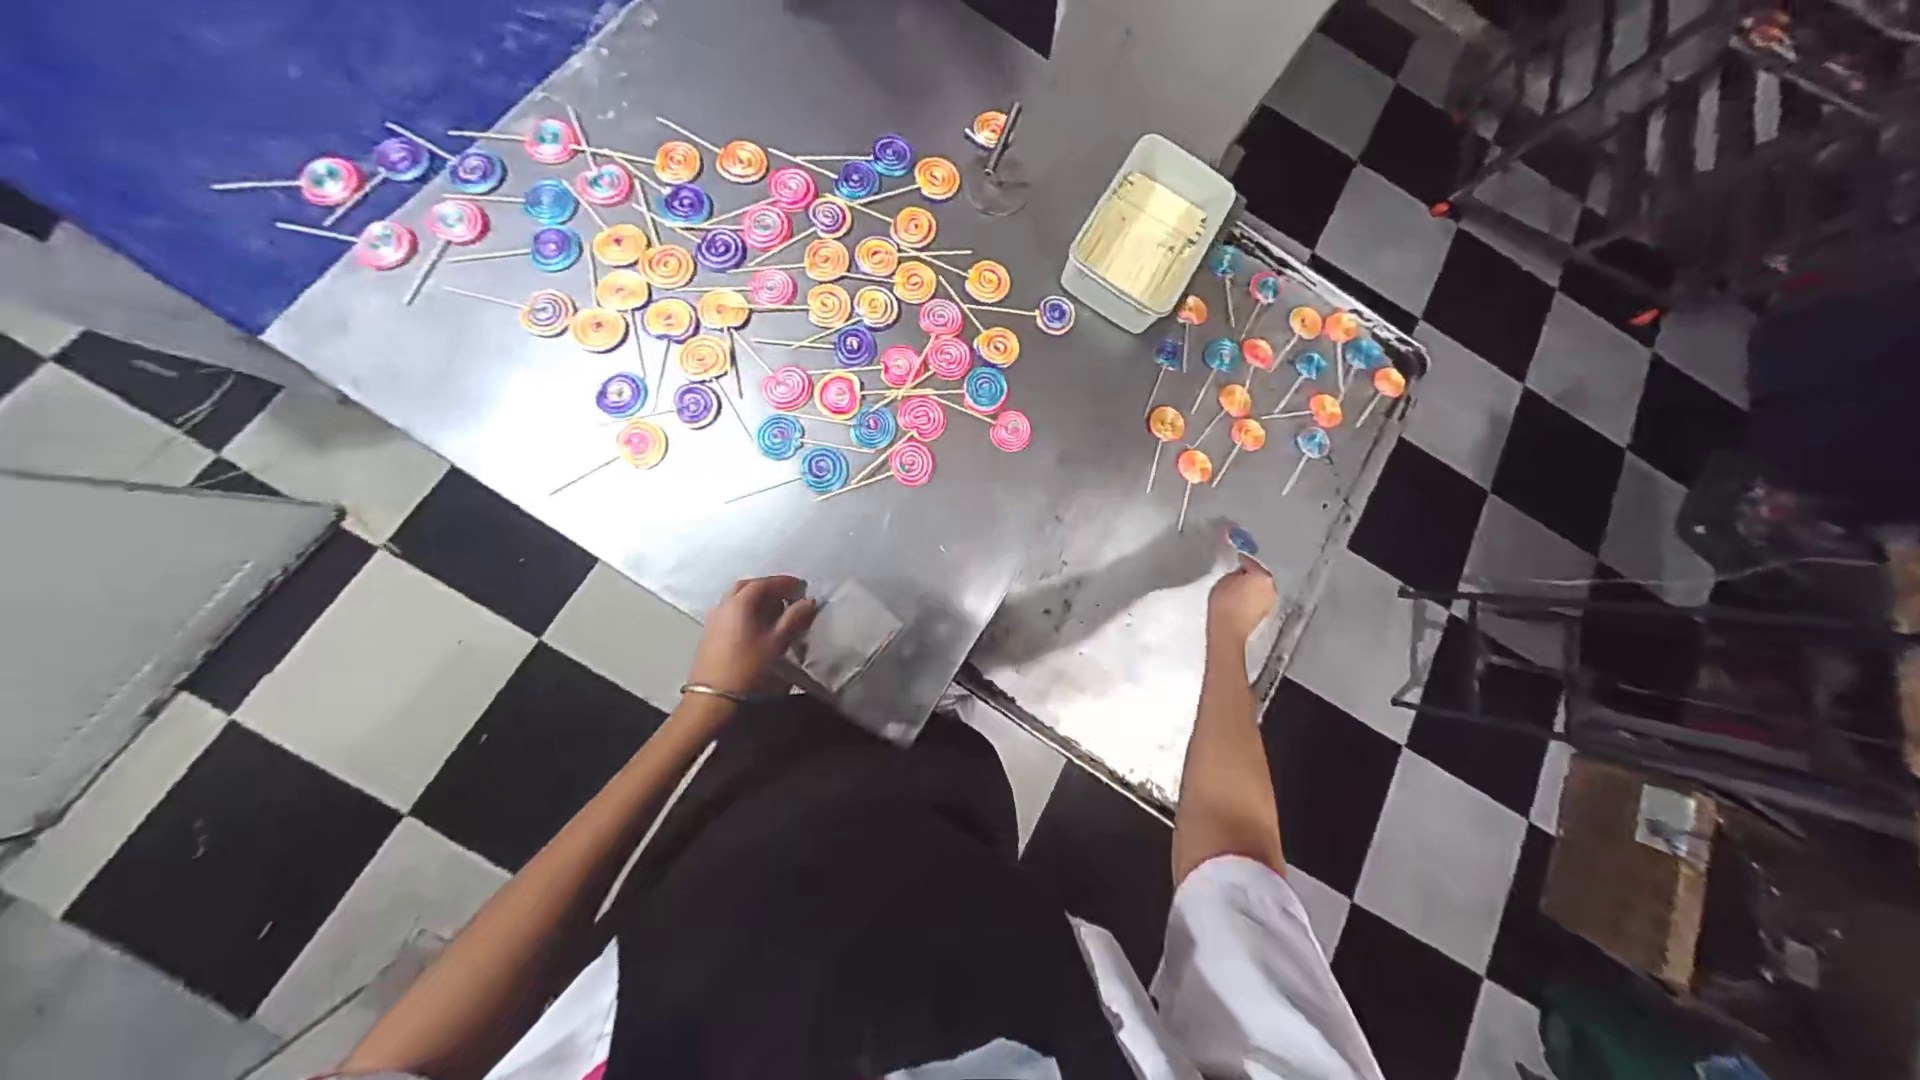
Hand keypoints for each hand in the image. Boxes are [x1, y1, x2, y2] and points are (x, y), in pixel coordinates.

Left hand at [687, 575, 818, 696]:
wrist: (714, 697)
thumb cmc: (749, 667)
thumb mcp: (777, 642)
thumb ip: (794, 618)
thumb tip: (809, 601)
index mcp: (740, 603)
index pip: (764, 583)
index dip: (784, 582)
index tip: (801, 586)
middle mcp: (725, 604)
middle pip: (748, 587)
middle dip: (768, 587)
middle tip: (787, 595)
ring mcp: (714, 618)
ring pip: (737, 598)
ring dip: (756, 598)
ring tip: (774, 610)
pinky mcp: (710, 632)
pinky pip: (731, 610)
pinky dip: (746, 609)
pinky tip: (756, 623)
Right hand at [1207, 556, 1275, 644]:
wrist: (1228, 629)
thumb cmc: (1225, 603)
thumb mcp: (1224, 579)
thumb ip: (1235, 571)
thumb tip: (1239, 572)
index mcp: (1263, 575)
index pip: (1250, 561)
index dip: (1239, 560)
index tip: (1233, 560)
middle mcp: (1271, 588)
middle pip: (1258, 576)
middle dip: (1247, 575)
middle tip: (1233, 575)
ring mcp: (1269, 602)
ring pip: (1259, 588)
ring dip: (1249, 587)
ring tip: (1233, 590)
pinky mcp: (1264, 614)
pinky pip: (1257, 600)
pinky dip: (1250, 599)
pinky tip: (1237, 601)